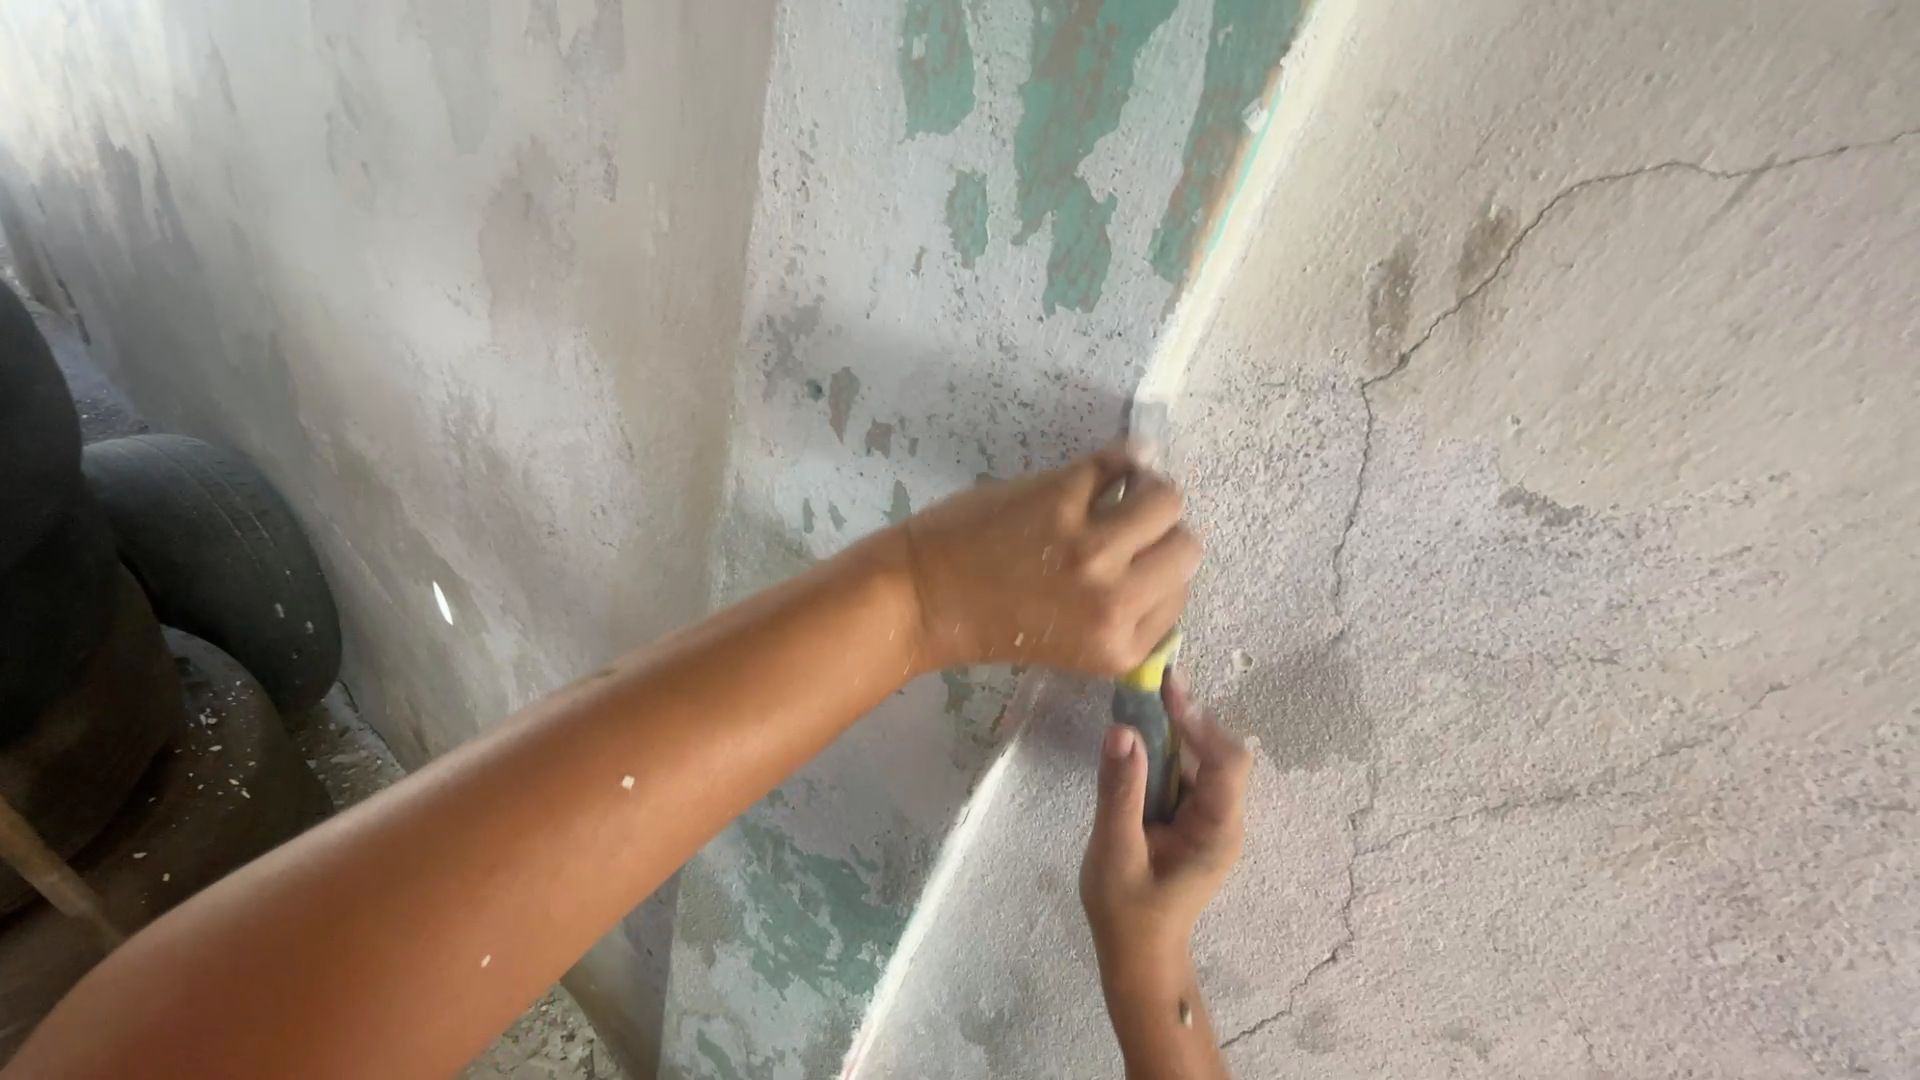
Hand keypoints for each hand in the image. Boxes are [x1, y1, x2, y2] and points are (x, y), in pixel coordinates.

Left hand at [898, 442, 1200, 674]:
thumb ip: (1124, 614)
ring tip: (1119, 490)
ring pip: (1166, 499)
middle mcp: (1114, 601)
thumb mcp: (1074, 643)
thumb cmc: (990, 624)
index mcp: (1120, 648)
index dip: (1157, 572)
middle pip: (1186, 547)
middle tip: (1129, 524)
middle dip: (1162, 533)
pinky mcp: (1062, 498)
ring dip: (1148, 490)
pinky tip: (1116, 462)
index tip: (1134, 559)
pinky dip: (1125, 455)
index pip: (1179, 595)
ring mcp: (1090, 547)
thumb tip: (1169, 559)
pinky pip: (1120, 461)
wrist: (921, 598)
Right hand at [1080, 673, 1251, 974]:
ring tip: (1140, 702)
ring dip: (1173, 731)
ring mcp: (1208, 821)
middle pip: (1218, 754)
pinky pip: (1184, 775)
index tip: (1166, 692)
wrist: (1137, 957)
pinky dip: (1163, 751)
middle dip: (1187, 718)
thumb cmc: (1127, 912)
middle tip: (1150, 686)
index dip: (1200, 723)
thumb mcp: (1116, 851)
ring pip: (1200, 760)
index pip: (1226, 763)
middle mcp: (1223, 820)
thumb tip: (1122, 730)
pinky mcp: (1191, 821)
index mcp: (1217, 831)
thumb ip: (1120, 791)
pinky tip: (1137, 741)